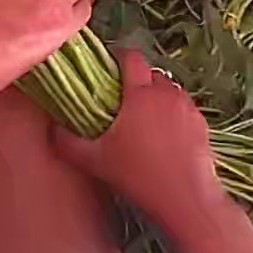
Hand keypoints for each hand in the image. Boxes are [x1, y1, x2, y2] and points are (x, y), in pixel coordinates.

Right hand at [51, 49, 228, 225]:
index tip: (107, 64)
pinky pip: (183, 106)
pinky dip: (172, 111)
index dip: (118, 55)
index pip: (131, 57)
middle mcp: (166, 94)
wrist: (187, 198)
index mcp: (140, 95)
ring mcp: (187, 108)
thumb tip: (51, 128)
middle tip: (120, 97)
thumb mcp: (95, 161)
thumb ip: (67, 142)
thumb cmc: (138, 175)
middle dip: (136, 78)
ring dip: (155, 94)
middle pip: (151, 72)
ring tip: (142, 114)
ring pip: (169, 88)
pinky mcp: (202, 123)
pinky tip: (163, 132)